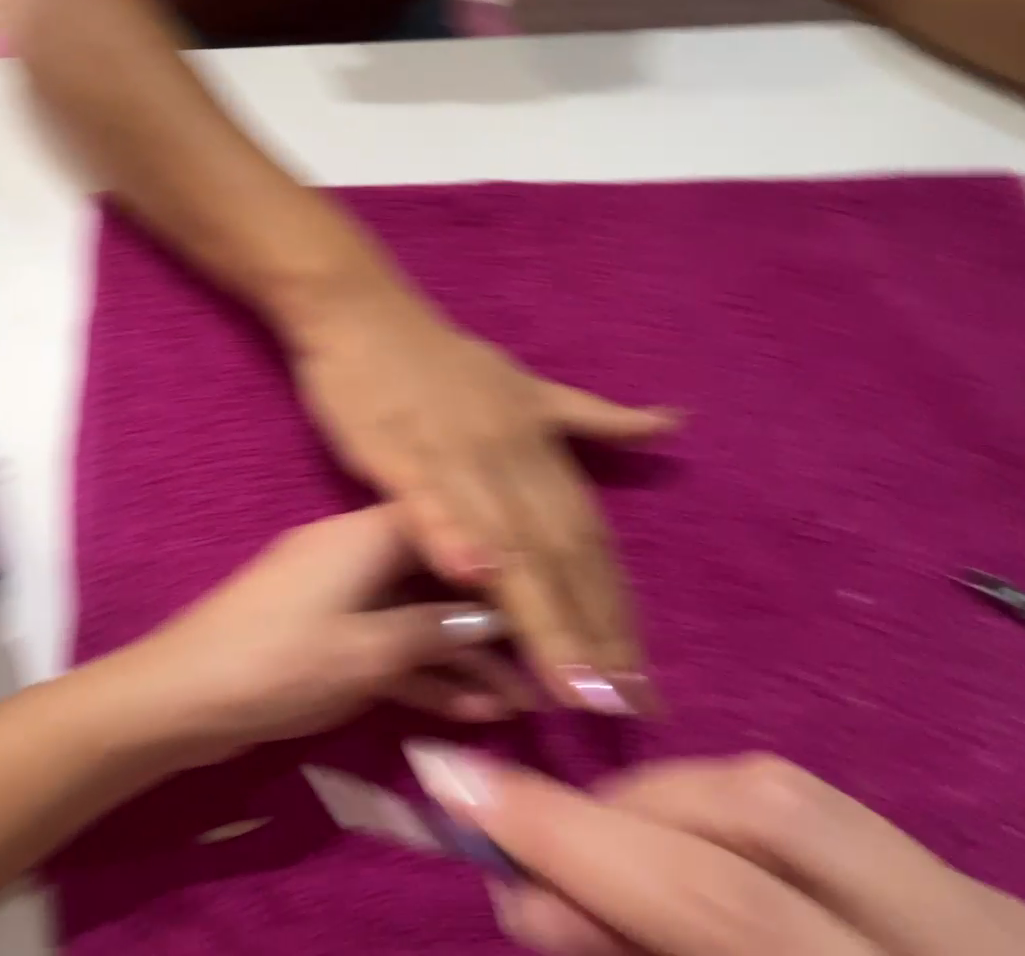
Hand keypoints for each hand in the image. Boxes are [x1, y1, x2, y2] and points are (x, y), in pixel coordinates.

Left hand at [96, 507, 533, 766]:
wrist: (183, 696)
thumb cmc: (280, 662)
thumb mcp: (368, 650)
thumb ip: (434, 633)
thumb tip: (493, 622)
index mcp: (360, 536)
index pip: (449, 526)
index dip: (504, 557)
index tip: (557, 591)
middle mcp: (349, 553)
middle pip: (436, 574)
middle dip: (491, 621)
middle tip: (551, 664)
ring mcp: (333, 595)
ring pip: (413, 617)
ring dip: (462, 658)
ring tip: (525, 702)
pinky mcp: (320, 634)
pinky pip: (384, 644)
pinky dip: (421, 673)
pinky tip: (471, 710)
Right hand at [287, 288, 677, 711]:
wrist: (357, 312)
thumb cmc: (433, 357)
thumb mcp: (522, 383)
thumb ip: (588, 417)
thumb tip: (668, 426)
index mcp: (537, 447)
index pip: (590, 542)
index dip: (618, 611)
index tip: (641, 683)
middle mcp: (509, 456)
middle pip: (561, 555)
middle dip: (594, 634)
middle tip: (624, 711)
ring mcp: (453, 453)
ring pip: (504, 541)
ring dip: (541, 614)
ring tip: (570, 689)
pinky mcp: (393, 449)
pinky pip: (426, 498)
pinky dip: (452, 533)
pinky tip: (473, 578)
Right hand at [407, 746, 1024, 955]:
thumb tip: (527, 896)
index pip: (718, 905)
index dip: (569, 838)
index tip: (450, 780)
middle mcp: (977, 945)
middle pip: (760, 808)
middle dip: (609, 808)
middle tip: (524, 826)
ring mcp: (1004, 919)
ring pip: (784, 792)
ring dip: (656, 806)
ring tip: (606, 855)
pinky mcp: (1000, 900)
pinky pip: (817, 816)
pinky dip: (712, 824)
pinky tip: (682, 865)